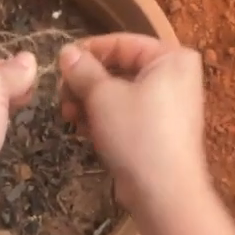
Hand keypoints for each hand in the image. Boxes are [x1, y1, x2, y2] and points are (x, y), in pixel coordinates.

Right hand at [57, 36, 206, 212]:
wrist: (163, 191)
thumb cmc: (137, 134)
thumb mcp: (103, 96)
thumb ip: (83, 70)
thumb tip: (66, 51)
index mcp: (171, 58)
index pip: (123, 42)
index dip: (88, 52)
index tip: (60, 64)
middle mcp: (175, 77)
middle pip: (120, 69)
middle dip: (87, 83)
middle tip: (62, 96)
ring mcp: (169, 106)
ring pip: (120, 94)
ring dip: (90, 103)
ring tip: (69, 116)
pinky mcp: (159, 132)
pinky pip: (127, 115)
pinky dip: (105, 119)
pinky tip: (83, 130)